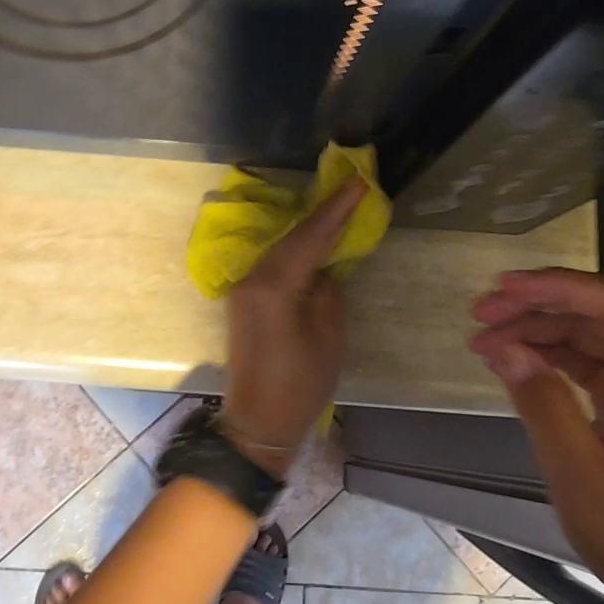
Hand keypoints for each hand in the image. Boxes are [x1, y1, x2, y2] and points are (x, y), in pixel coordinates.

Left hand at [221, 178, 368, 476]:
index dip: (336, 209)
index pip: (310, 237)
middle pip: (292, 237)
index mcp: (275, 286)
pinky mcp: (243, 300)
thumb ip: (329, 292)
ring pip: (280, 248)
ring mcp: (243, 289)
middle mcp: (253, 279)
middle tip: (352, 189)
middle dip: (322, 213)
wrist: (259, 420)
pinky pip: (272, 263)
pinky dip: (294, 250)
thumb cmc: (301, 384)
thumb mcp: (329, 336)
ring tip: (338, 209)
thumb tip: (325, 270)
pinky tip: (312, 242)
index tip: (359, 182)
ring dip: (308, 230)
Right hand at [469, 268, 603, 603]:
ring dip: (541, 330)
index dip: (561, 288)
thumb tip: (502, 347)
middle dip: (542, 306)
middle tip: (479, 314)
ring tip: (483, 339)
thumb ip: (543, 406)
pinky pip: (594, 364)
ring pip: (596, 336)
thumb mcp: (583, 480)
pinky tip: (512, 361)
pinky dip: (552, 357)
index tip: (502, 289)